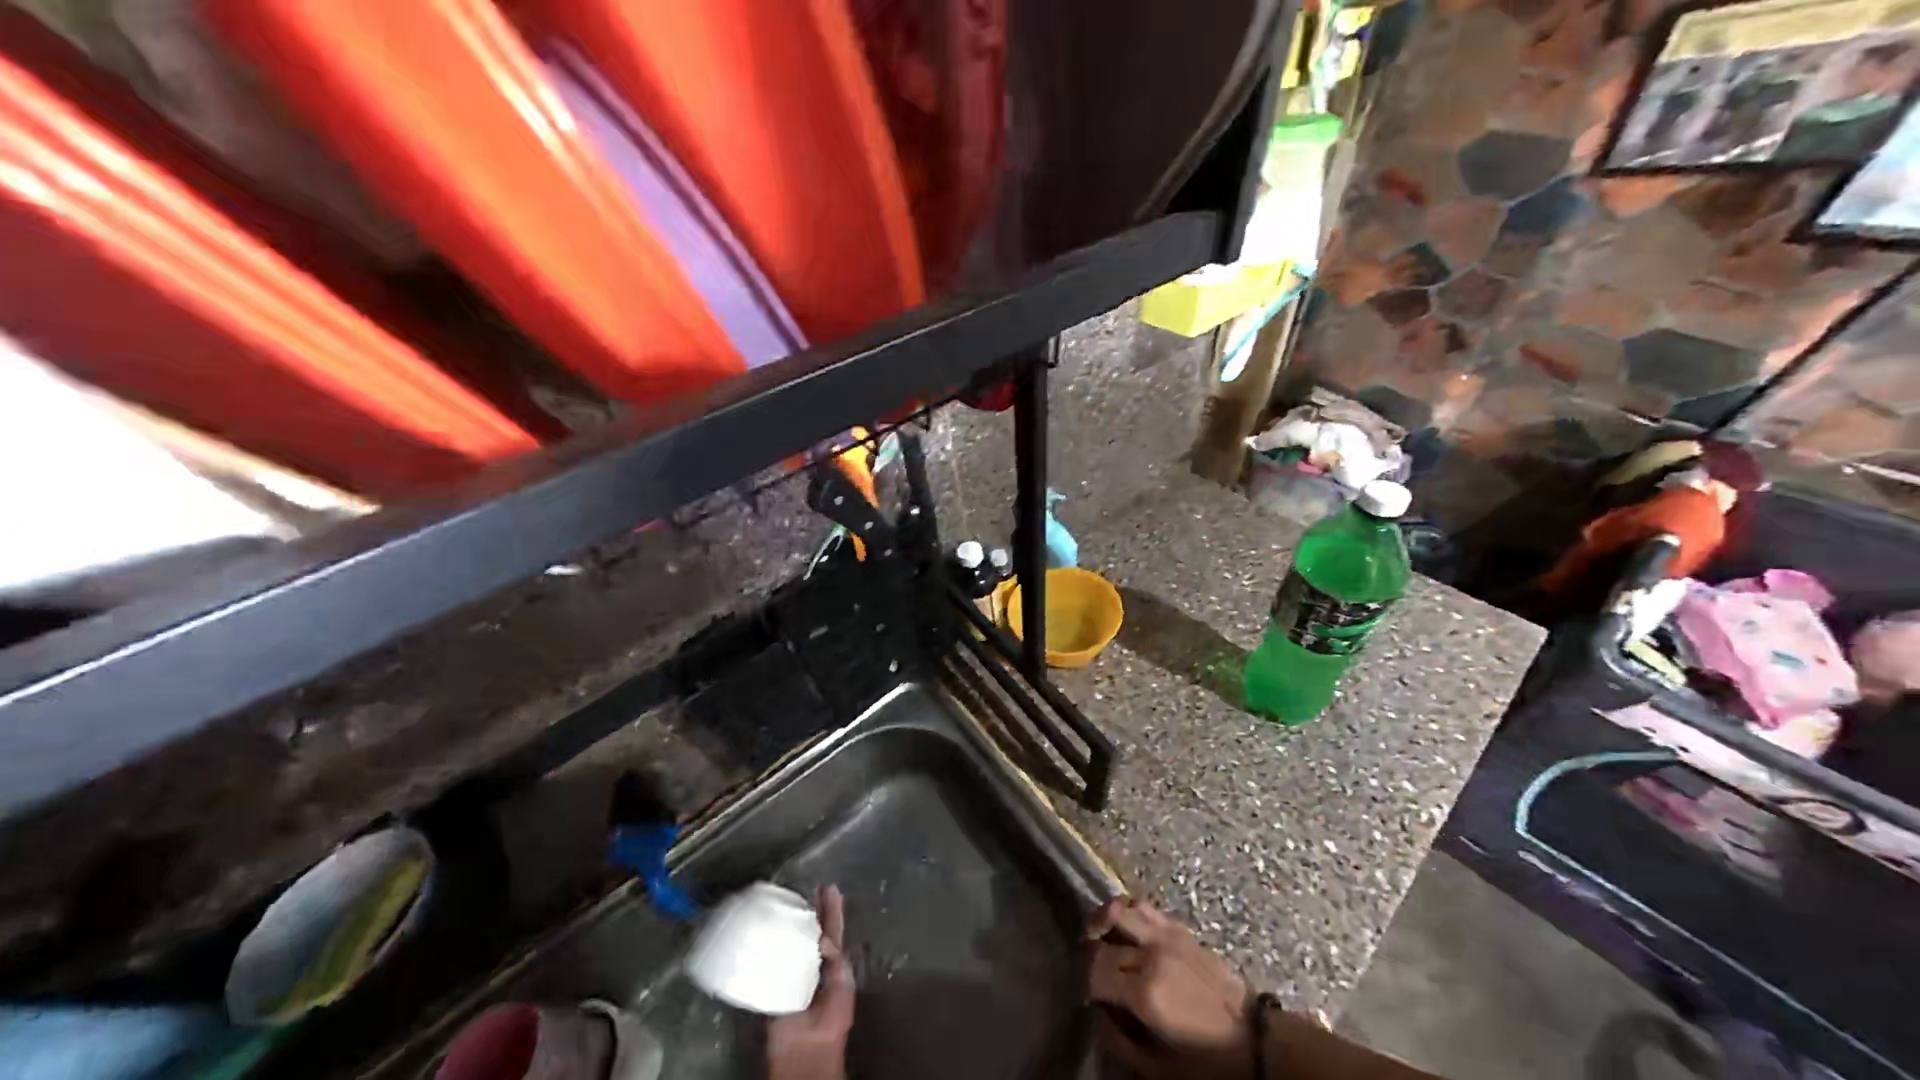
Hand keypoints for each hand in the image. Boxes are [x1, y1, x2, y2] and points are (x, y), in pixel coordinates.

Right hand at [768, 884, 853, 1079]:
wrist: (805, 1053)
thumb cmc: (830, 1022)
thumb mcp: (842, 988)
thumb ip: (837, 961)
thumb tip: (825, 938)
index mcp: (832, 965)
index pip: (833, 931)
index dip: (832, 910)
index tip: (830, 888)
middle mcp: (813, 964)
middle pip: (812, 930)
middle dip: (813, 908)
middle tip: (811, 886)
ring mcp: (793, 972)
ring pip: (793, 940)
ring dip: (792, 920)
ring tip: (789, 898)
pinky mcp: (774, 982)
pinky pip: (771, 958)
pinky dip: (769, 942)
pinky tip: (765, 926)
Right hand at [1085, 896, 1255, 1079]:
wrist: (1256, 1041)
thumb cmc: (1207, 1061)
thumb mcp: (1158, 1069)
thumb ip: (1119, 1042)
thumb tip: (1097, 1016)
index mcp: (1146, 992)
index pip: (1095, 969)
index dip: (1083, 982)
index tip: (1086, 997)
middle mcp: (1153, 954)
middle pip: (1104, 936)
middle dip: (1089, 951)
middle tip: (1089, 967)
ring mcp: (1169, 937)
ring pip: (1123, 908)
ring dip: (1105, 919)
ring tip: (1100, 935)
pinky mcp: (1182, 930)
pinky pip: (1146, 908)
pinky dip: (1129, 913)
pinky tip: (1128, 931)